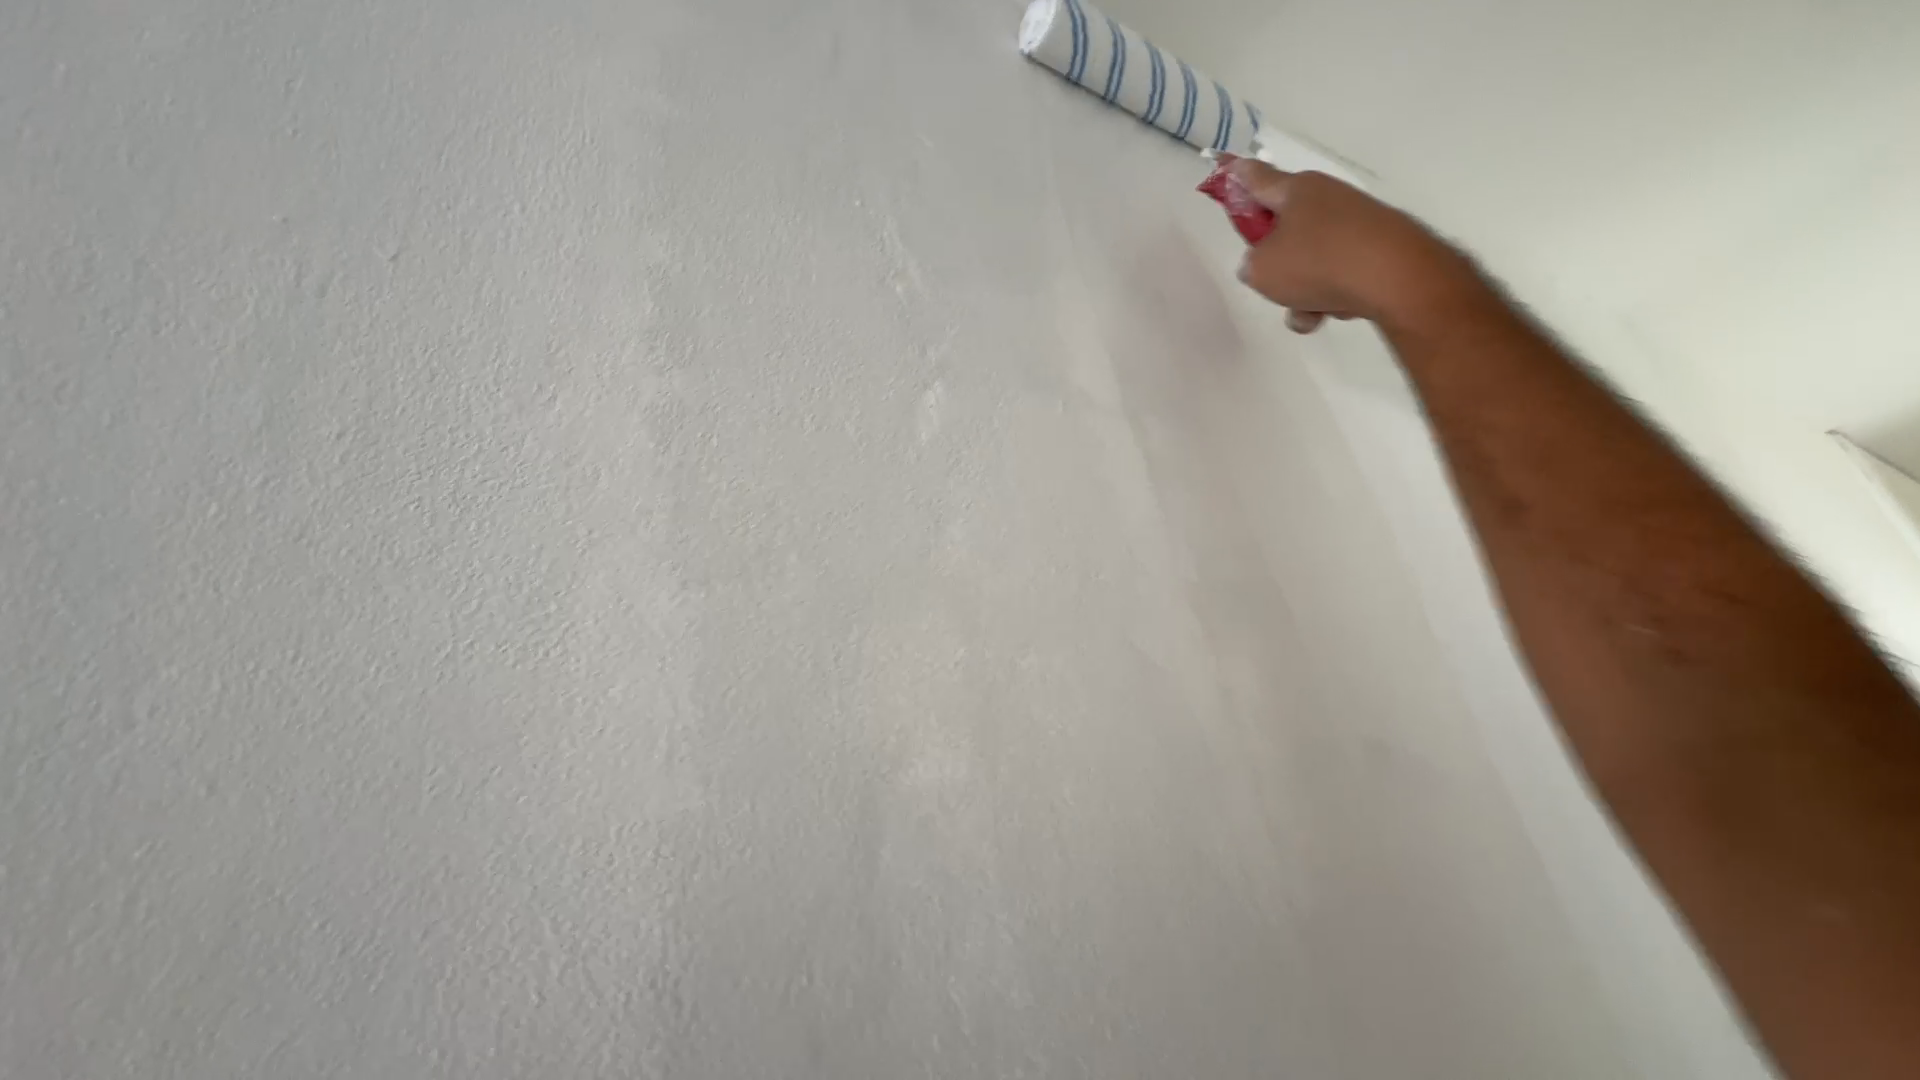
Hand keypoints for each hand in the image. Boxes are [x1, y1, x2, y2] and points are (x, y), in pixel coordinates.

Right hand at [1227, 159, 1478, 334]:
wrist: (1396, 276)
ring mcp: (1354, 222)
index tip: (1222, 164)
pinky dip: (1328, 295)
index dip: (1234, 175)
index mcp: (1295, 191)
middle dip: (1274, 261)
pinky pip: (1336, 274)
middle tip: (1269, 281)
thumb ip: (1251, 264)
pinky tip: (1331, 313)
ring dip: (1301, 290)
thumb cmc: (1317, 263)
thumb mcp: (1261, 269)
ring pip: (1309, 259)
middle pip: (1284, 227)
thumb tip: (1263, 263)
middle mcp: (1326, 198)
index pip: (1254, 177)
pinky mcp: (1376, 247)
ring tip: (1307, 314)